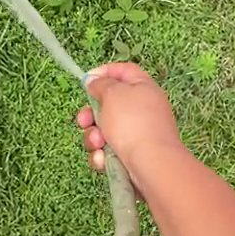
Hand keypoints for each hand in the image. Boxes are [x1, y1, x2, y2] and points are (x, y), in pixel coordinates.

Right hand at [75, 62, 184, 177]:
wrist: (151, 164)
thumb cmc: (132, 123)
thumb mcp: (112, 94)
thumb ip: (100, 84)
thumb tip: (94, 81)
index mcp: (142, 88)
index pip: (122, 71)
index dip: (103, 72)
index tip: (86, 81)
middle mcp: (141, 109)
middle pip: (108, 104)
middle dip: (90, 114)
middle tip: (83, 121)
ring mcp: (137, 133)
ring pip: (104, 130)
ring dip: (93, 137)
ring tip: (98, 144)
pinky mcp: (131, 155)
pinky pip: (108, 150)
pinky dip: (102, 154)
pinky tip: (103, 159)